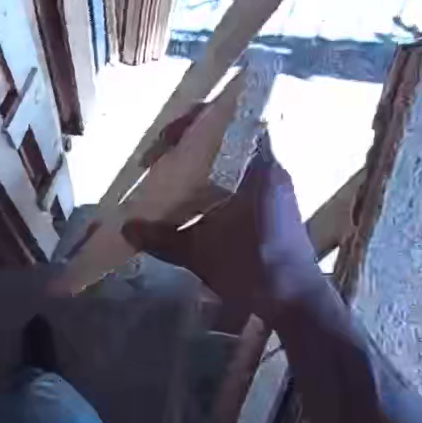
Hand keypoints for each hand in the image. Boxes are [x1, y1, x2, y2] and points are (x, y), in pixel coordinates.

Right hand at [122, 140, 329, 321]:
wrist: (296, 302)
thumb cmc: (252, 268)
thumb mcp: (199, 253)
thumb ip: (161, 238)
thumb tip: (125, 228)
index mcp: (257, 171)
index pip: (232, 122)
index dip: (197, 121)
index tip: (166, 139)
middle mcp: (269, 171)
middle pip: (229, 138)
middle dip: (191, 143)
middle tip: (160, 158)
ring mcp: (273, 188)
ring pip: (233, 160)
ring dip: (202, 164)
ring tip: (169, 177)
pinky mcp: (272, 206)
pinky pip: (238, 179)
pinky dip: (212, 182)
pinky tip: (190, 202)